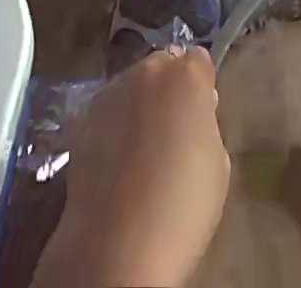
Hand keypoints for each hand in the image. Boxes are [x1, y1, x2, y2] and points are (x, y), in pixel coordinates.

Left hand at [32, 46, 230, 286]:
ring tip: (142, 146)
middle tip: (173, 128)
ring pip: (132, 85)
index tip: (202, 108)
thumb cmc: (183, 204)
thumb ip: (204, 122)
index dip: (201, 82)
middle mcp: (146, 72)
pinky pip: (108, 109)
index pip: (198, 59)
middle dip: (169, 88)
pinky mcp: (83, 115)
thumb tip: (193, 110)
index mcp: (186, 77)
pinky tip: (118, 158)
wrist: (118, 240)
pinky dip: (115, 123)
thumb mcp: (217, 161)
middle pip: (162, 66)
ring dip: (139, 103)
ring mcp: (110, 91)